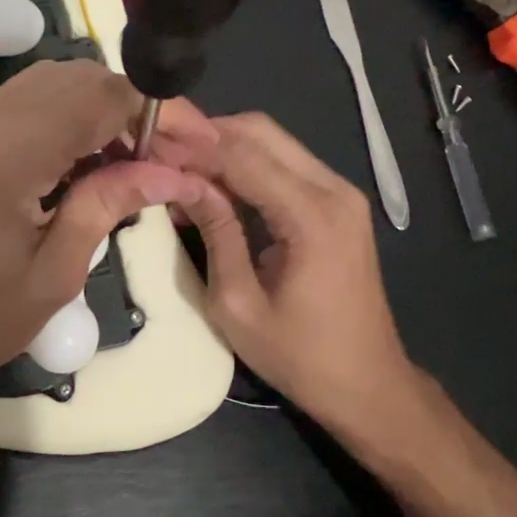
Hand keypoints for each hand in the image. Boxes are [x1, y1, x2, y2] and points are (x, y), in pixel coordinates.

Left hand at [0, 60, 213, 396]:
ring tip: (140, 161)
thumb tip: (170, 172)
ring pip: (52, 86)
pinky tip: (93, 162)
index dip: (160, 113)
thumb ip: (107, 205)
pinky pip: (26, 108)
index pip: (101, 96)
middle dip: (135, 108)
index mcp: (8, 152)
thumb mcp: (53, 274)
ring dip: (102, 111)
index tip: (201, 146)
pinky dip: (68, 121)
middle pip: (78, 79)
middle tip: (175, 157)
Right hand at [180, 113, 417, 434]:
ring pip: (274, 142)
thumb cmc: (300, 355)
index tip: (148, 148)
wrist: (367, 384)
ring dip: (226, 147)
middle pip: (261, 131)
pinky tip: (216, 185)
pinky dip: (249, 165)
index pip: (241, 155)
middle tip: (162, 155)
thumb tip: (182, 182)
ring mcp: (342, 193)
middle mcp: (334, 189)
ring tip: (181, 170)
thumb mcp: (237, 303)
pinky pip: (287, 164)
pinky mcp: (340, 203)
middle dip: (207, 135)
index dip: (191, 147)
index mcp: (312, 215)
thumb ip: (214, 232)